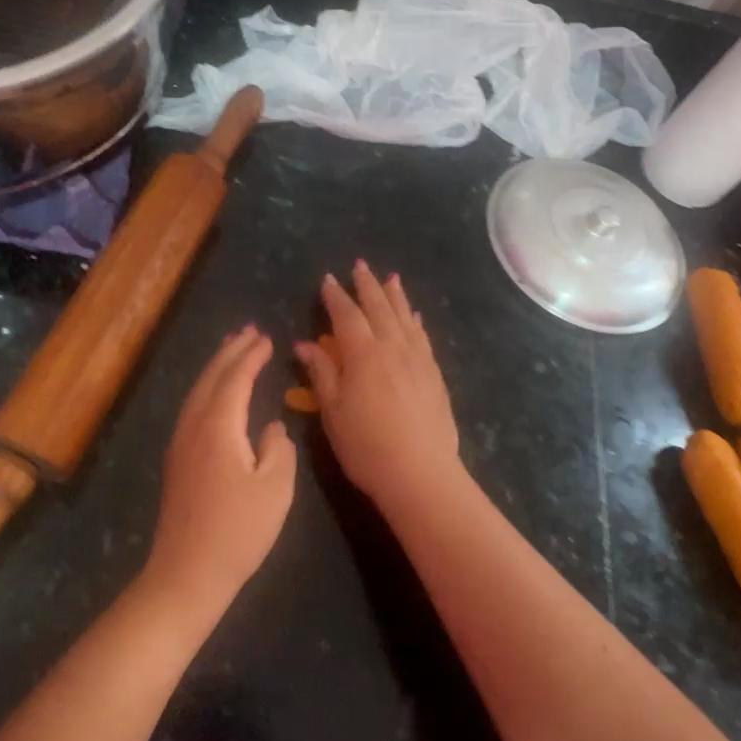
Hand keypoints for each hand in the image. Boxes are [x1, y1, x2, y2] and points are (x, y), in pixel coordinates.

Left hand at [144, 326, 296, 604]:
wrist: (187, 573)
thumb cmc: (238, 532)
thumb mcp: (275, 489)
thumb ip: (278, 449)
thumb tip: (271, 427)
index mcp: (218, 426)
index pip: (235, 379)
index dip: (251, 356)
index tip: (266, 338)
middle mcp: (193, 426)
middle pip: (210, 378)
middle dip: (229, 352)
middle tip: (248, 332)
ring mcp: (180, 444)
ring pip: (197, 392)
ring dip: (216, 368)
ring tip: (232, 352)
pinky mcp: (177, 461)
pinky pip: (192, 408)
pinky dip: (208, 389)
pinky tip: (217, 396)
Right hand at [296, 261, 462, 505]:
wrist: (420, 474)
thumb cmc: (366, 446)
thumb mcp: (333, 412)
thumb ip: (321, 374)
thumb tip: (305, 345)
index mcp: (363, 354)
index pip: (347, 315)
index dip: (336, 296)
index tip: (328, 279)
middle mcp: (393, 348)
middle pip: (379, 308)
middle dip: (367, 285)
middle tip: (360, 266)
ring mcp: (418, 360)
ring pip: (405, 318)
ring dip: (395, 296)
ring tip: (390, 278)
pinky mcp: (435, 376)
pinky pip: (423, 337)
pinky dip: (415, 322)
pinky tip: (414, 317)